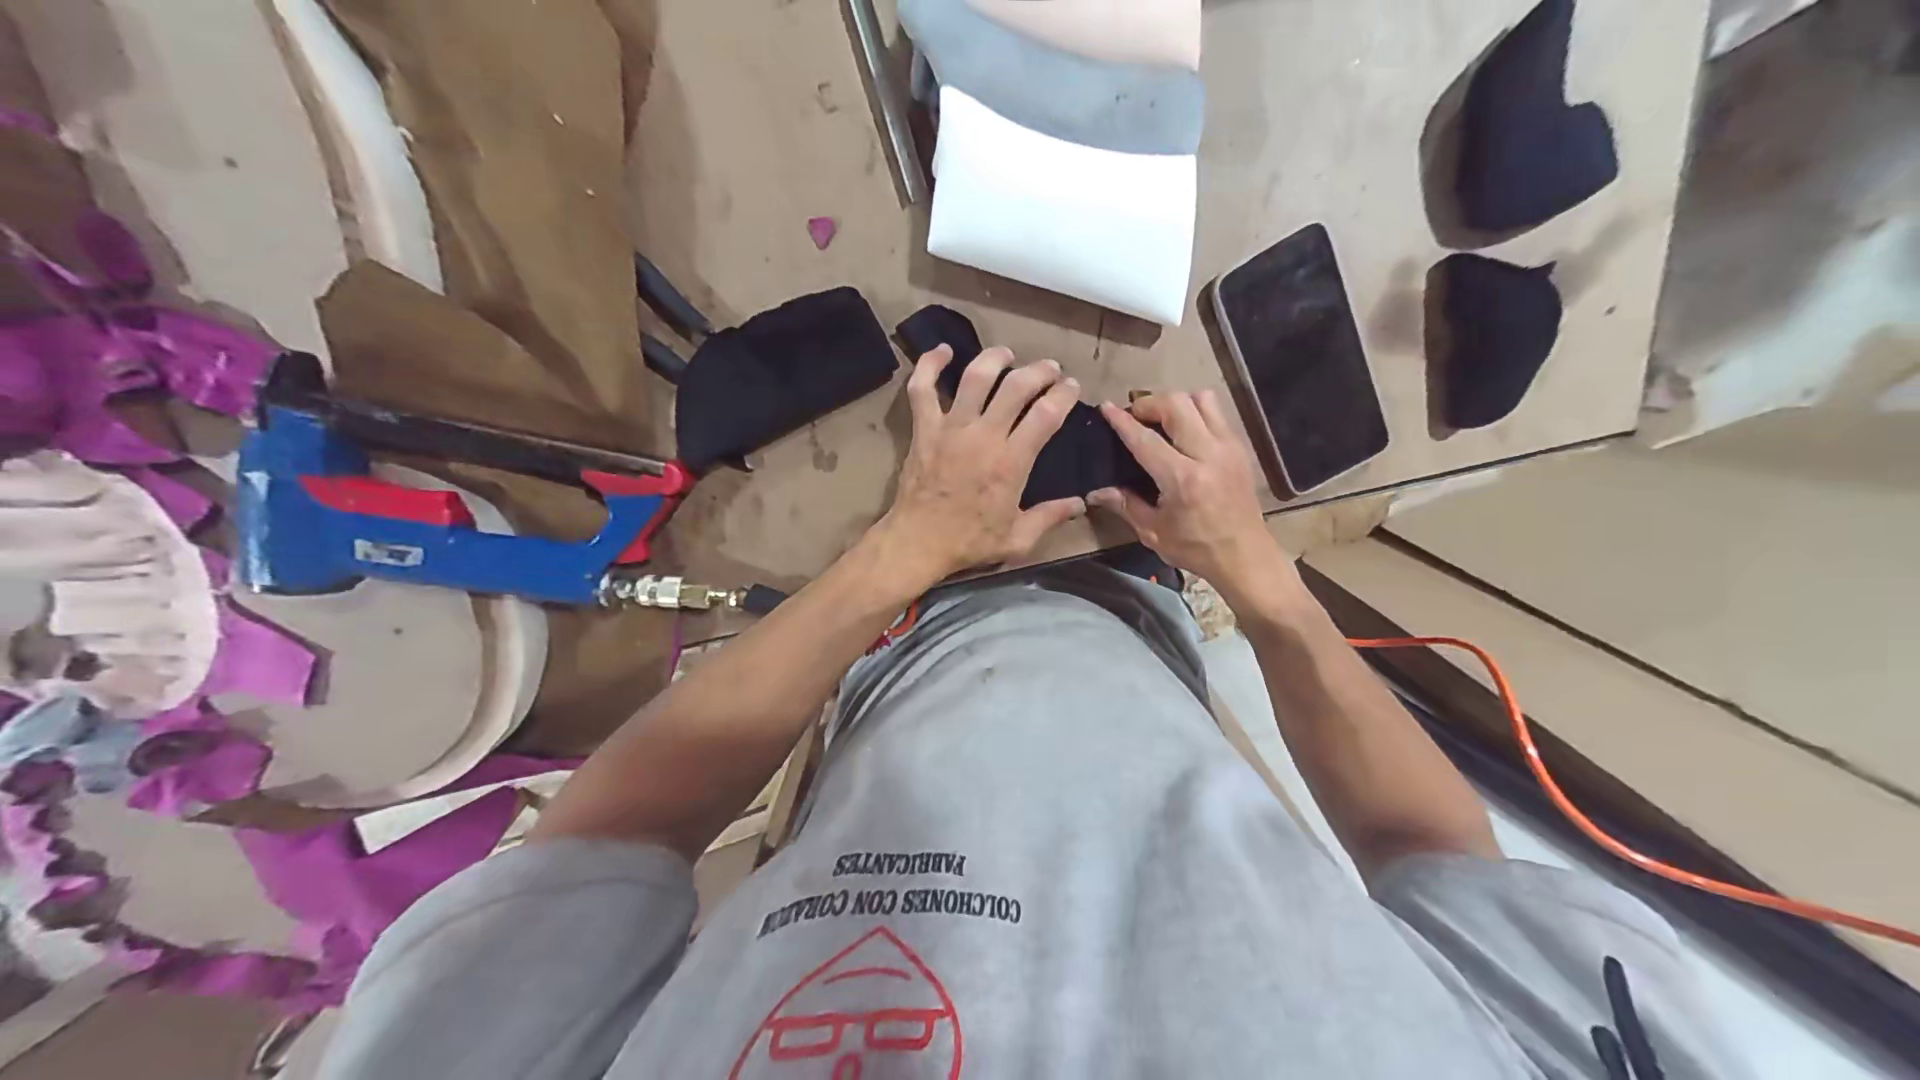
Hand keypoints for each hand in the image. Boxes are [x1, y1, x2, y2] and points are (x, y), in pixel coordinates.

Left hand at [874, 344, 1085, 583]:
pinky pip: (923, 388)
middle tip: (1050, 369)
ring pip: (975, 377)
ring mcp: (951, 428)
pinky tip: (943, 350)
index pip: (1046, 414)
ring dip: (994, 358)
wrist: (918, 542)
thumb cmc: (969, 542)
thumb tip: (1080, 503)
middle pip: (1016, 386)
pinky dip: (930, 364)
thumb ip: (1050, 517)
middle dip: (1039, 371)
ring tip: (1007, 354)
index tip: (1072, 388)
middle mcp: (983, 436)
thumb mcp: (1017, 539)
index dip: (1064, 394)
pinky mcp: (924, 429)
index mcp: (1010, 461)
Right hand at [1090, 392, 1294, 600]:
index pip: (1146, 440)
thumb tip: (1095, 490)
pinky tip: (1183, 431)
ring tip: (1161, 420)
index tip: (1105, 408)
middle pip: (1177, 405)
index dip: (1122, 421)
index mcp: (1183, 480)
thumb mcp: (1153, 532)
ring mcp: (1228, 447)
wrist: (1245, 556)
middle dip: (1149, 404)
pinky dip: (1195, 412)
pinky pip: (1216, 413)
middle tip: (1134, 416)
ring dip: (1176, 403)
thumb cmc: (1196, 548)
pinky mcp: (1239, 447)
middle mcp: (1208, 455)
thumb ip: (1124, 504)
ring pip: (1201, 399)